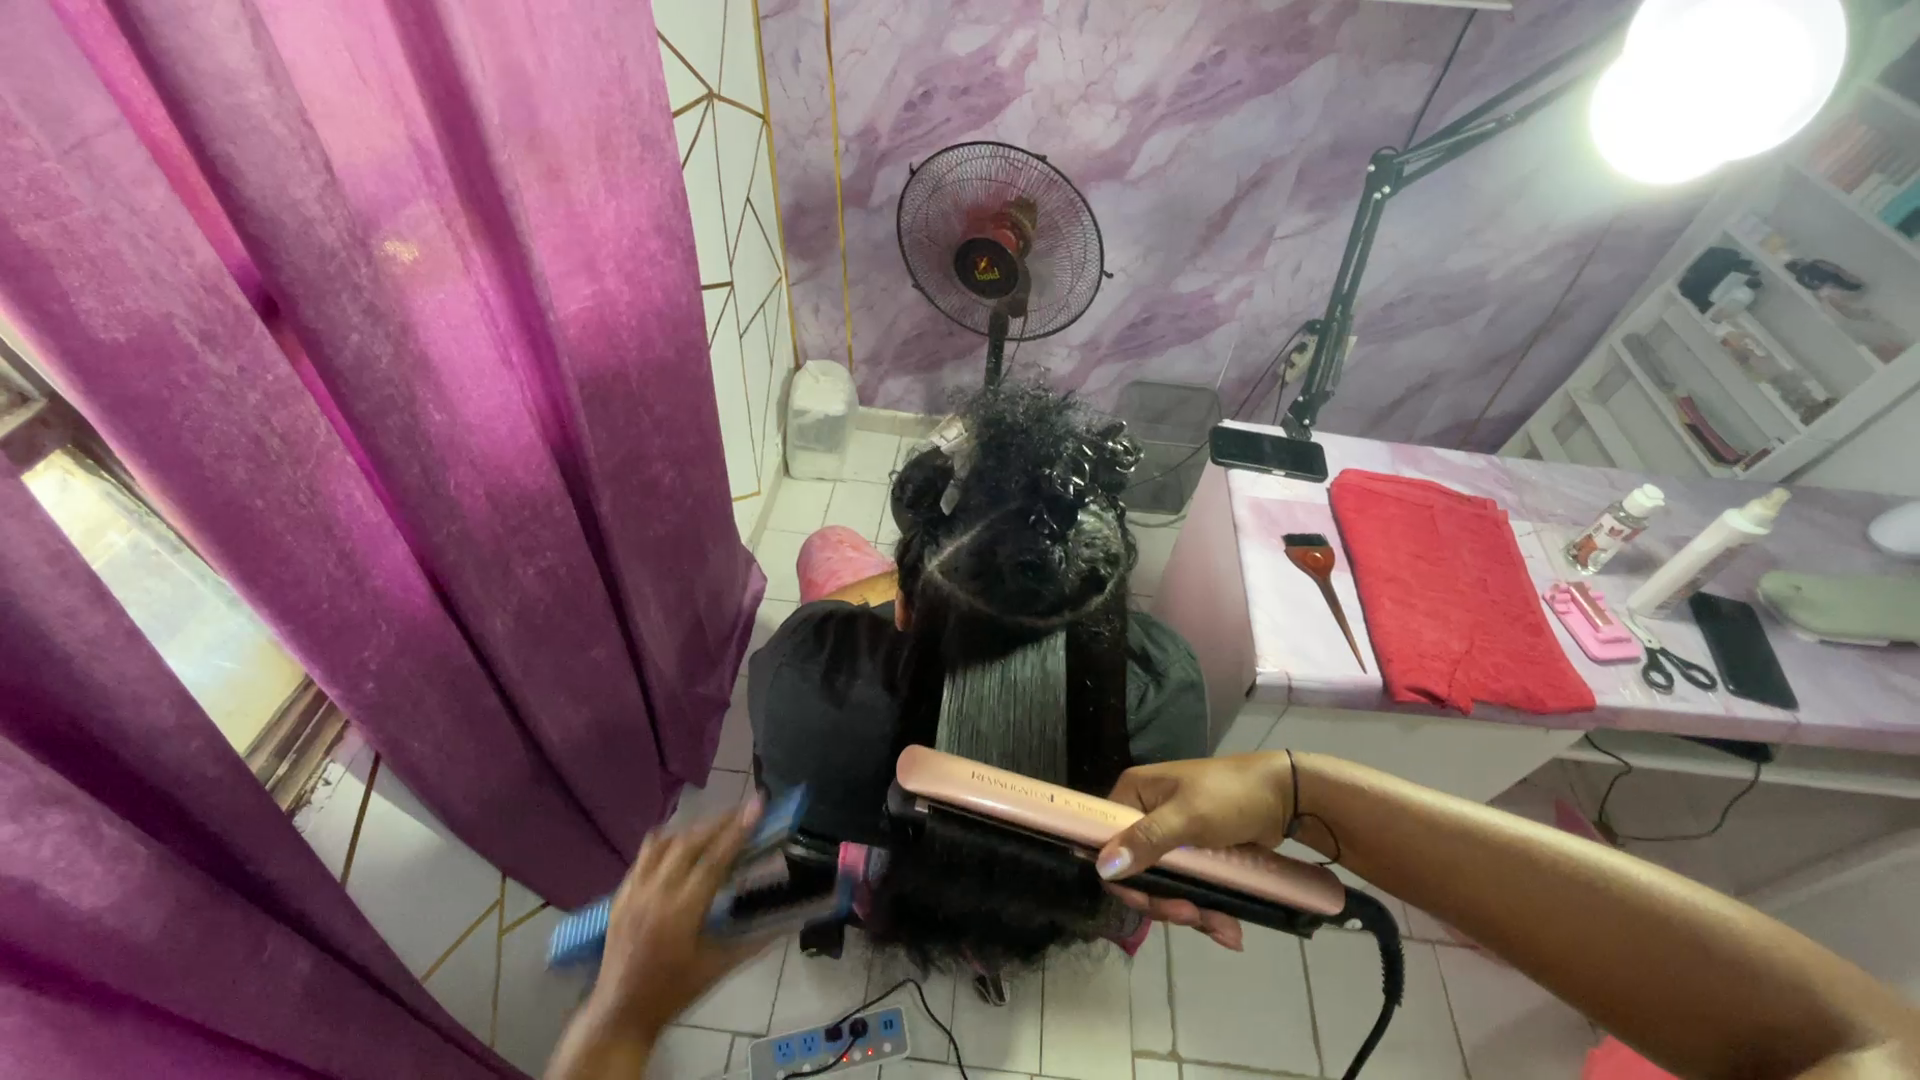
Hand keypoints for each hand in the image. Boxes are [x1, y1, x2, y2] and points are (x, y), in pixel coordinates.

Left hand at [588, 798, 768, 1035]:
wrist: (621, 1012)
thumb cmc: (675, 991)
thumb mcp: (719, 967)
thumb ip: (755, 941)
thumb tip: (788, 923)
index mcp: (683, 911)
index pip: (716, 859)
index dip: (739, 830)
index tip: (757, 804)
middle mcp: (656, 893)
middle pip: (690, 842)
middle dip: (719, 822)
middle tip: (743, 811)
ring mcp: (634, 891)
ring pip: (665, 843)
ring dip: (693, 829)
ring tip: (715, 825)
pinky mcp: (620, 895)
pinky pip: (644, 855)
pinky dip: (665, 841)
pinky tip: (679, 842)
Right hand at [1095, 754, 1296, 951]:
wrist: (1287, 797)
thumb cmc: (1231, 796)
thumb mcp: (1188, 818)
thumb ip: (1146, 841)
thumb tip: (1102, 867)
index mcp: (1134, 794)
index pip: (1107, 840)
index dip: (1122, 875)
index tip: (1146, 900)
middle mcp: (1146, 814)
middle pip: (1136, 871)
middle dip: (1163, 900)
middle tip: (1190, 916)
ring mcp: (1171, 836)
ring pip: (1164, 885)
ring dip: (1189, 911)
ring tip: (1223, 927)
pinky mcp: (1196, 855)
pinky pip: (1188, 888)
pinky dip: (1206, 910)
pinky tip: (1228, 928)